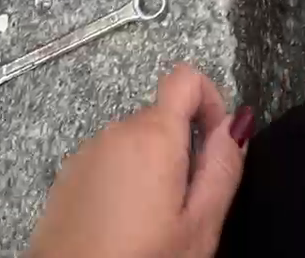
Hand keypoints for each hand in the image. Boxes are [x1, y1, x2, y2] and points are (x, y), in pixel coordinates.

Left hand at [26, 64, 253, 257]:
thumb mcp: (199, 228)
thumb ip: (222, 168)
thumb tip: (235, 122)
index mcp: (154, 134)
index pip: (185, 77)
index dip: (209, 100)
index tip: (215, 145)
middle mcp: (119, 128)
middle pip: (163, 117)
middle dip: (182, 149)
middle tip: (185, 206)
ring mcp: (89, 148)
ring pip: (137, 140)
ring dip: (152, 167)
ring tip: (151, 222)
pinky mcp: (69, 171)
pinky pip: (110, 159)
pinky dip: (123, 179)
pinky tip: (121, 225)